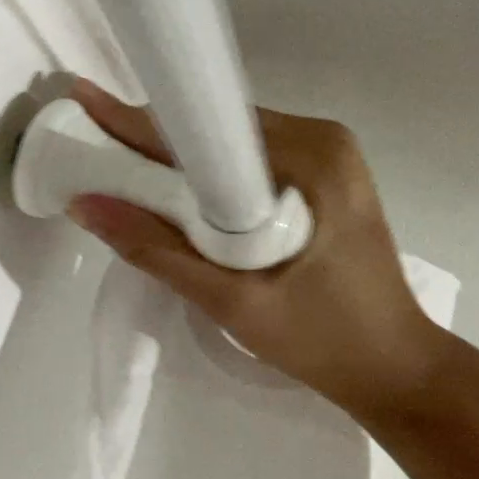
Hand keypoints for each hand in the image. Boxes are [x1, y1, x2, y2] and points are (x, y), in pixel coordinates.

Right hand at [63, 79, 450, 414]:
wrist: (396, 370)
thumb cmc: (320, 338)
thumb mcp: (228, 299)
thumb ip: (153, 249)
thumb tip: (82, 203)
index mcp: (311, 160)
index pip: (204, 127)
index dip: (137, 124)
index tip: (85, 108)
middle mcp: (322, 141)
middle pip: (212, 126)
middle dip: (148, 136)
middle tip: (87, 141)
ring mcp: (327, 155)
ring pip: (223, 140)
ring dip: (171, 154)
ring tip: (112, 163)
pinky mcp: (322, 174)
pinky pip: (241, 156)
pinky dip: (199, 170)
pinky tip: (165, 187)